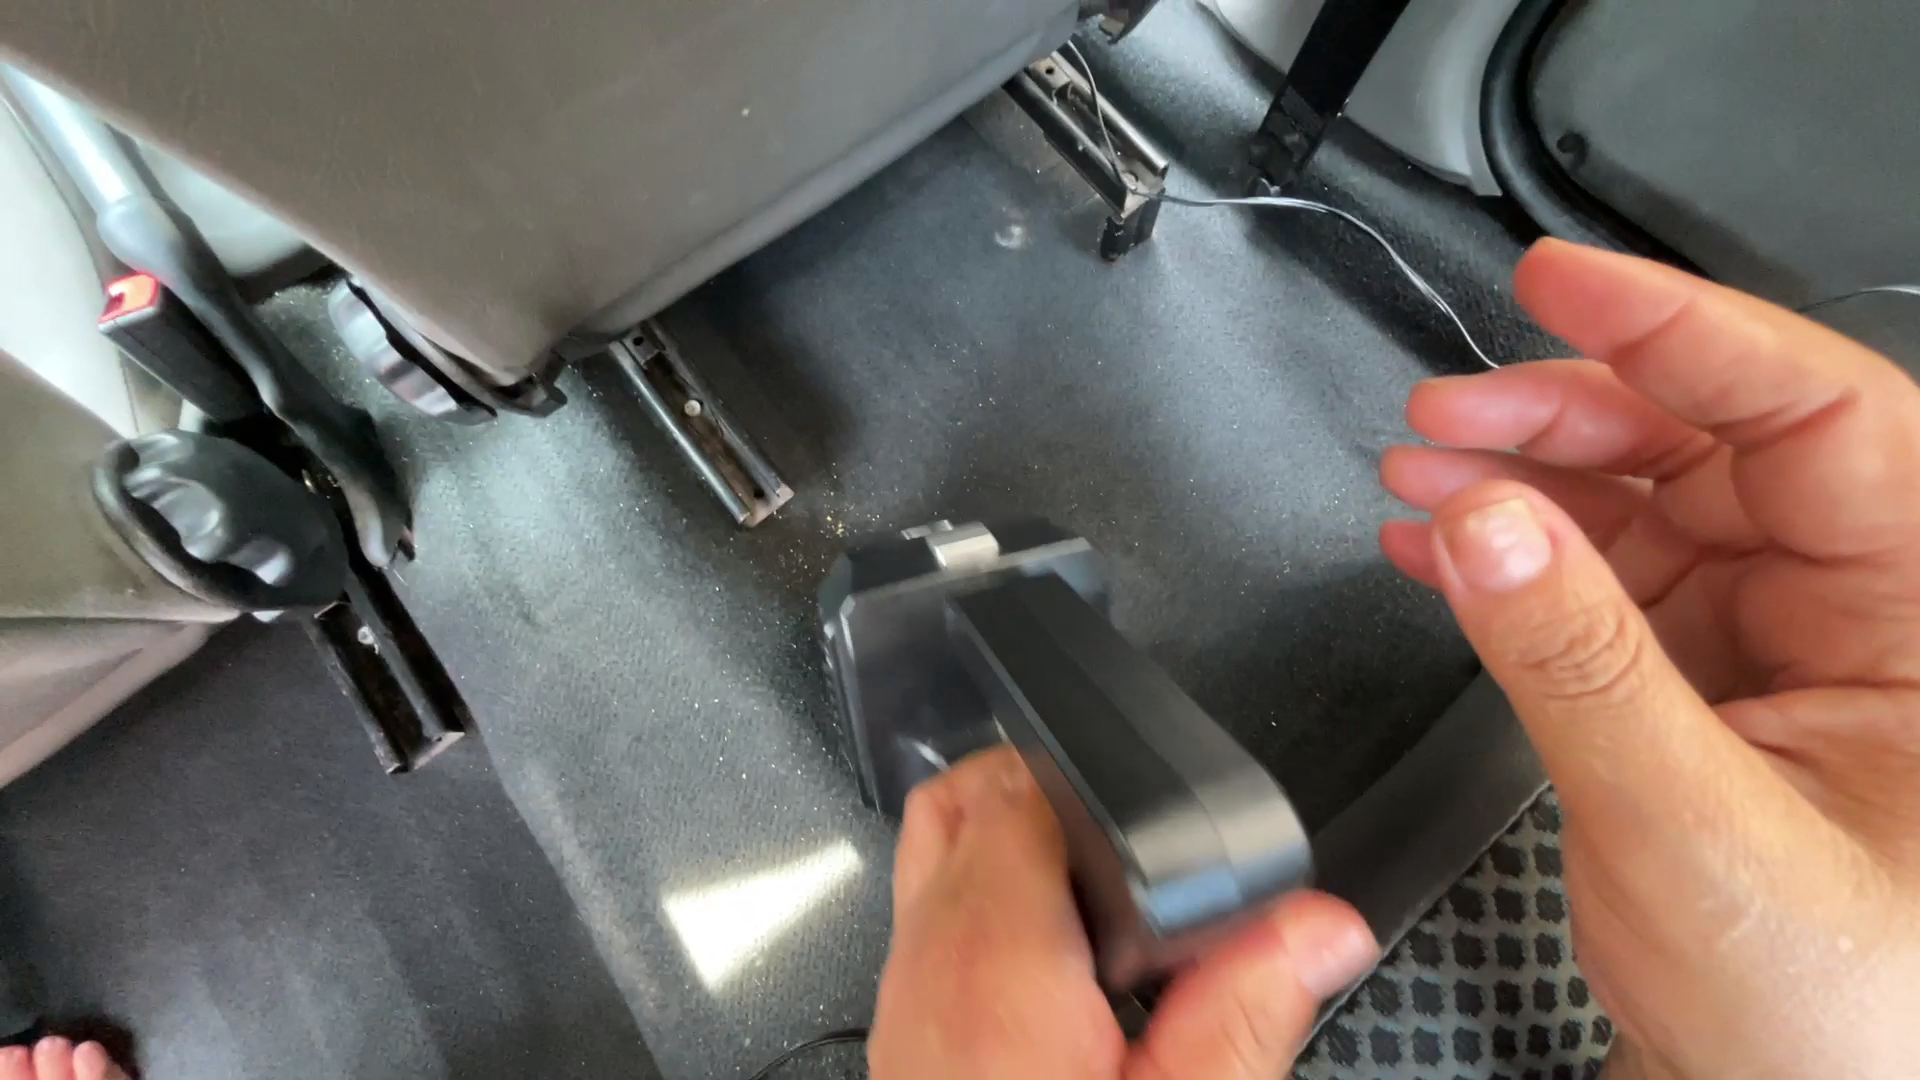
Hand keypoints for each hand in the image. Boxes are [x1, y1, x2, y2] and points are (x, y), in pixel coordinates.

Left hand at [869, 747, 1376, 1079]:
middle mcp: (934, 948)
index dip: (1073, 776)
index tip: (1126, 804)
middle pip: (959, 798)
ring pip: (933, 844)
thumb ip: (1247, 1006)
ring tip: (1070, 863)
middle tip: (1098, 818)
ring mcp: (904, 981)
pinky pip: (925, 906)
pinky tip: (1030, 941)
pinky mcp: (900, 1018)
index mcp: (1002, 950)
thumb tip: (1319, 925)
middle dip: (1028, 785)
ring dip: (992, 827)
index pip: (1014, 790)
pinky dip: (970, 884)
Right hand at [1380, 239, 1919, 1078]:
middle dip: (1556, 415)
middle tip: (1440, 411)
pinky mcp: (1690, 675)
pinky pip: (1589, 581)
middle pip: (1700, 448)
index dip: (1679, 329)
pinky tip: (1433, 544)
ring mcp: (1772, 643)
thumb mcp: (1687, 821)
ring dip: (1511, 483)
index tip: (1559, 280)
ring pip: (1630, 509)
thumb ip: (1572, 657)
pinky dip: (1502, 557)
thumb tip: (1479, 520)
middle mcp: (1869, 612)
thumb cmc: (1840, 1026)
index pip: (1817, 415)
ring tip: (1415, 470)